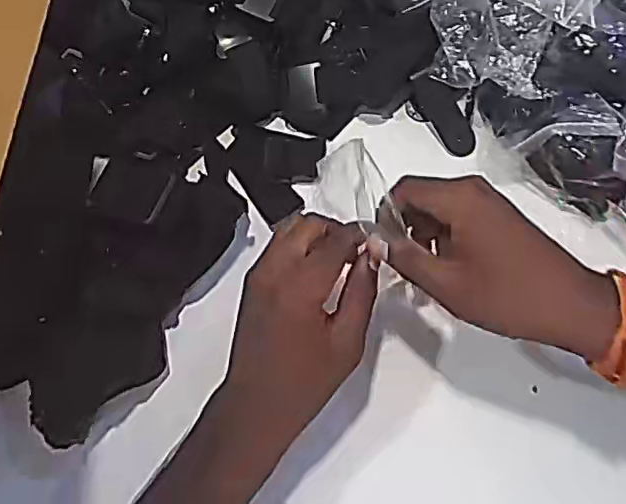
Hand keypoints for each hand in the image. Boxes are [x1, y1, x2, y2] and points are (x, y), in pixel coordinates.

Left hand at [220, 213, 378, 437]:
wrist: (257, 402)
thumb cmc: (300, 384)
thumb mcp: (347, 343)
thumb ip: (362, 293)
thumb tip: (371, 259)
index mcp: (300, 287)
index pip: (335, 239)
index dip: (359, 235)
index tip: (373, 241)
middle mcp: (274, 271)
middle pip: (309, 224)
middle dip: (336, 229)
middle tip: (357, 249)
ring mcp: (259, 272)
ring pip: (290, 227)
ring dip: (316, 233)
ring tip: (337, 257)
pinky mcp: (252, 278)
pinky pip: (277, 243)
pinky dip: (298, 243)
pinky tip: (315, 267)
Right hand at [384, 175, 616, 358]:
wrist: (574, 307)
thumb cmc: (514, 295)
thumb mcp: (447, 284)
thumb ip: (405, 258)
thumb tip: (378, 241)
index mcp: (459, 197)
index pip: (403, 189)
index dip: (385, 215)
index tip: (384, 244)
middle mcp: (473, 190)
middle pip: (420, 195)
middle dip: (406, 226)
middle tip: (404, 261)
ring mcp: (488, 201)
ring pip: (439, 206)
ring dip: (425, 233)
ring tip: (429, 271)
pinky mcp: (498, 215)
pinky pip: (458, 214)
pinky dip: (446, 235)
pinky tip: (452, 268)